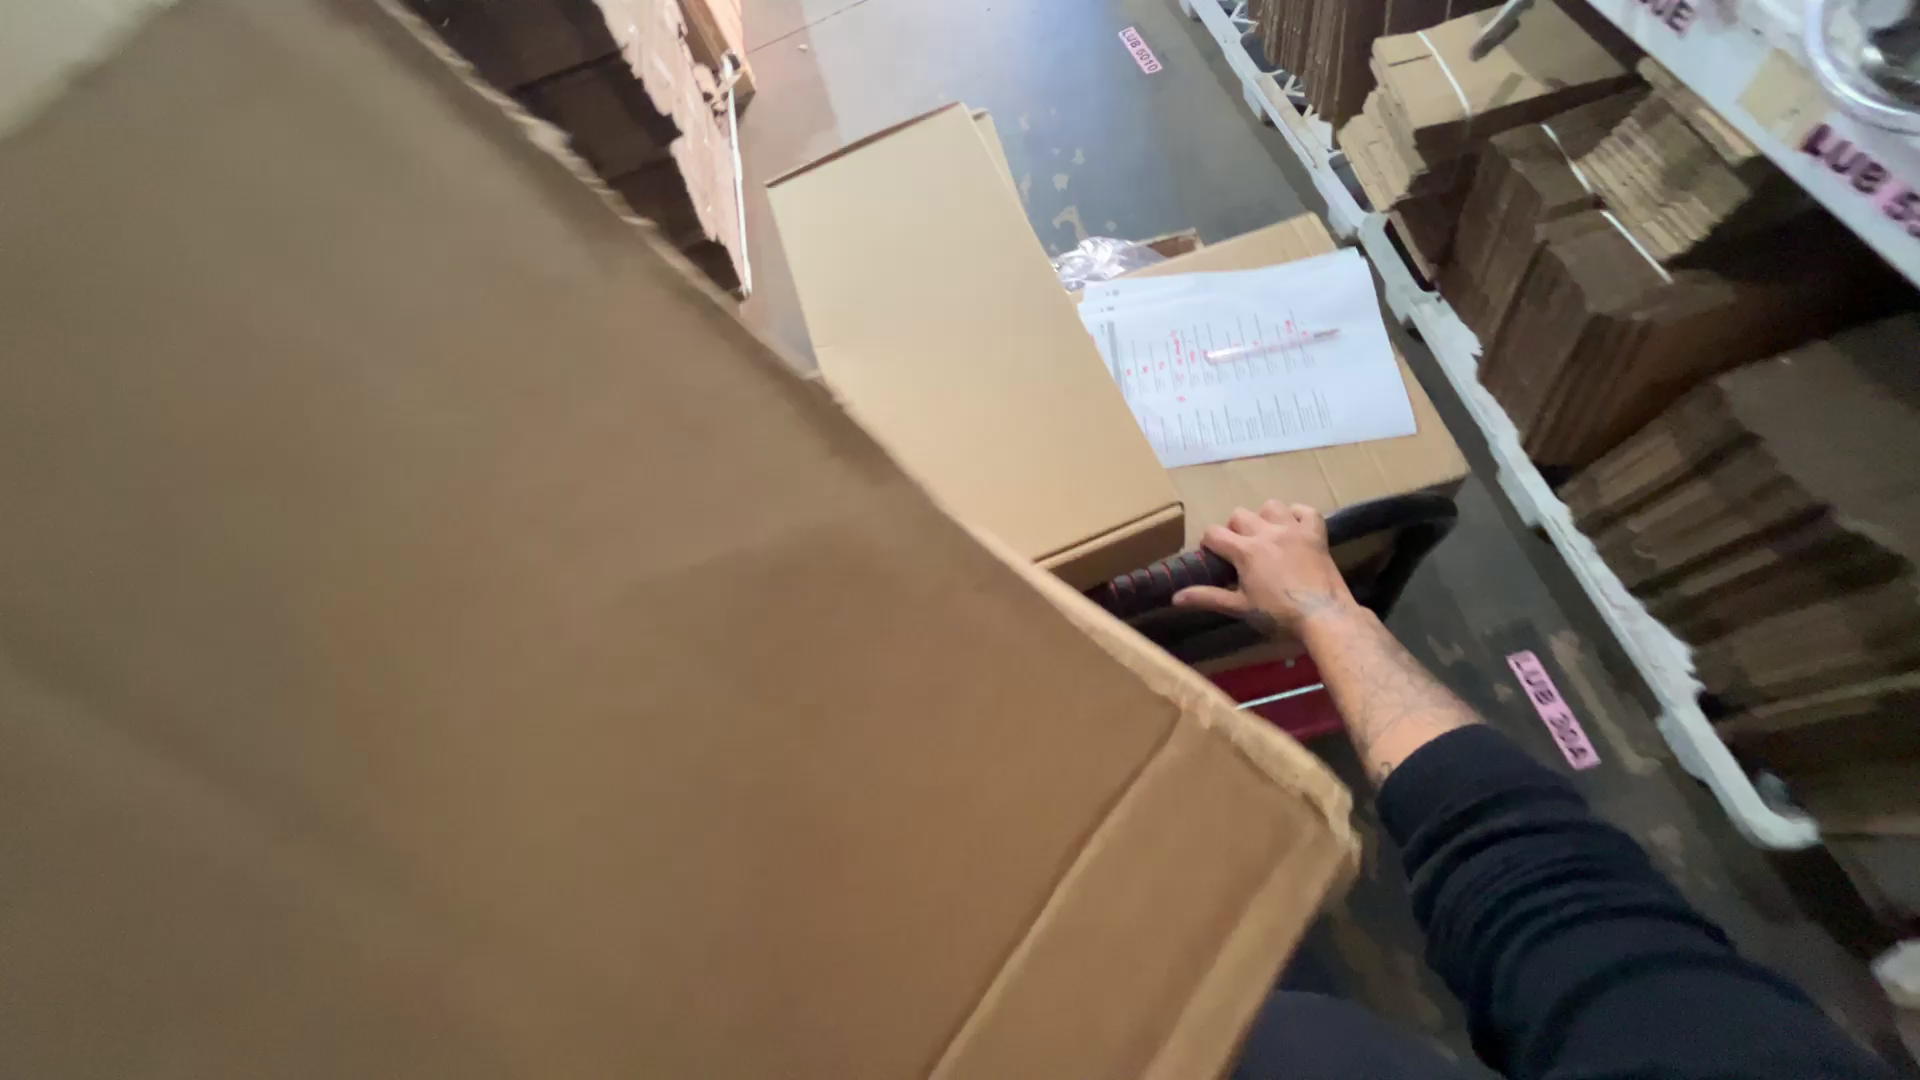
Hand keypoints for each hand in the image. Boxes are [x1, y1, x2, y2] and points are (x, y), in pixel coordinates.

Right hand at [1173, 501, 1359, 632]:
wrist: (1324, 616)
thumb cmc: (1278, 614)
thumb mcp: (1239, 608)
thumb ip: (1207, 597)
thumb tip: (1174, 598)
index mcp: (1245, 550)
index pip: (1213, 533)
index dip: (1209, 544)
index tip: (1214, 559)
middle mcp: (1266, 533)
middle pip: (1238, 515)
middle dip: (1234, 530)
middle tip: (1240, 552)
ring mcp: (1293, 530)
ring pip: (1270, 506)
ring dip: (1264, 518)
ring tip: (1266, 537)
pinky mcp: (1316, 534)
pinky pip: (1306, 511)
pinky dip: (1297, 515)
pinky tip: (1293, 529)